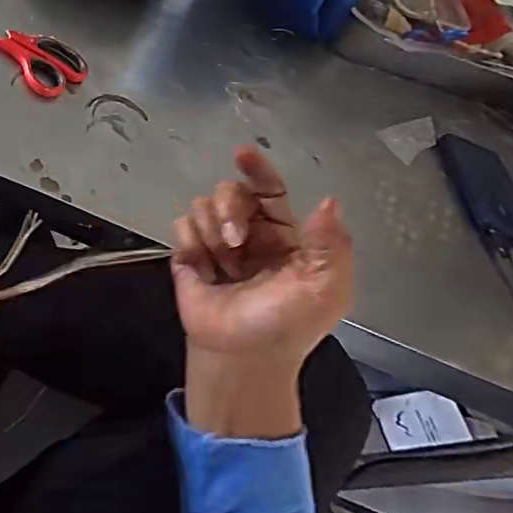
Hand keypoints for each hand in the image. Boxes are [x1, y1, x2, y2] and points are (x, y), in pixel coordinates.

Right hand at [171, 146, 352, 436]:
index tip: (243, 154)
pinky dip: (191, 243)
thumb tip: (328, 200)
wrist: (242, 358)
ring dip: (212, 231)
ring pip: (203, 205)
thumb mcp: (325, 288)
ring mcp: (217, 244)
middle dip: (229, 209)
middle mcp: (250, 233)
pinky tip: (202, 268)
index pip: (270, 190)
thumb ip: (331, 243)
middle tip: (235, 239)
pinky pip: (181, 225)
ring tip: (222, 263)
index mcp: (284, 236)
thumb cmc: (286, 325)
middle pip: (230, 192)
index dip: (258, 169)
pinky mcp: (189, 255)